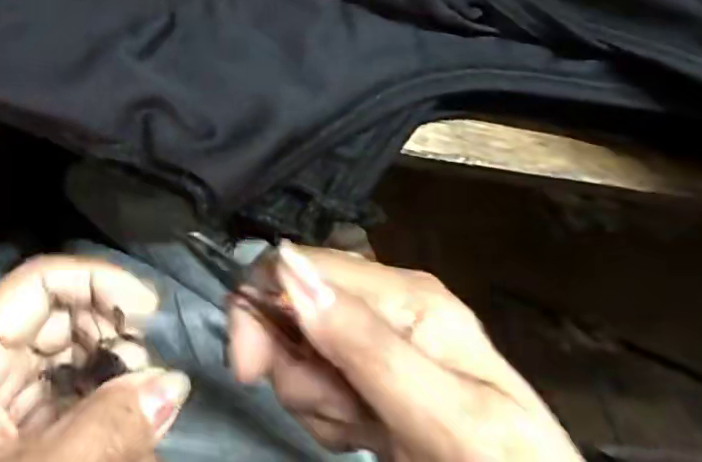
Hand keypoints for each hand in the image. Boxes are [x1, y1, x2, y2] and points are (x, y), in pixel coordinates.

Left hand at [0, 255, 191, 461]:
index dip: (98, 283)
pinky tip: (127, 420)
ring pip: (64, 356)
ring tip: (144, 395)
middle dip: (110, 332)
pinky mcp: (7, 434)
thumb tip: (174, 383)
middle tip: (152, 363)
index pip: (39, 283)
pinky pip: (62, 396)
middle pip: (55, 316)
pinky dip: (99, 402)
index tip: (151, 310)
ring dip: (110, 368)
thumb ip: (109, 427)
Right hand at [229, 244, 581, 461]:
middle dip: (296, 365)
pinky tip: (364, 437)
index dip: (263, 305)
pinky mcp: (378, 383)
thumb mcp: (450, 420)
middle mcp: (391, 307)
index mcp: (408, 295)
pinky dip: (327, 415)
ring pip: (303, 350)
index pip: (303, 264)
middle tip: (335, 415)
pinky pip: (322, 384)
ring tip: (362, 434)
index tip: (251, 370)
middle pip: (296, 307)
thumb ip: (367, 345)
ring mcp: (384, 346)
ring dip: (313, 398)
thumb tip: (287, 265)